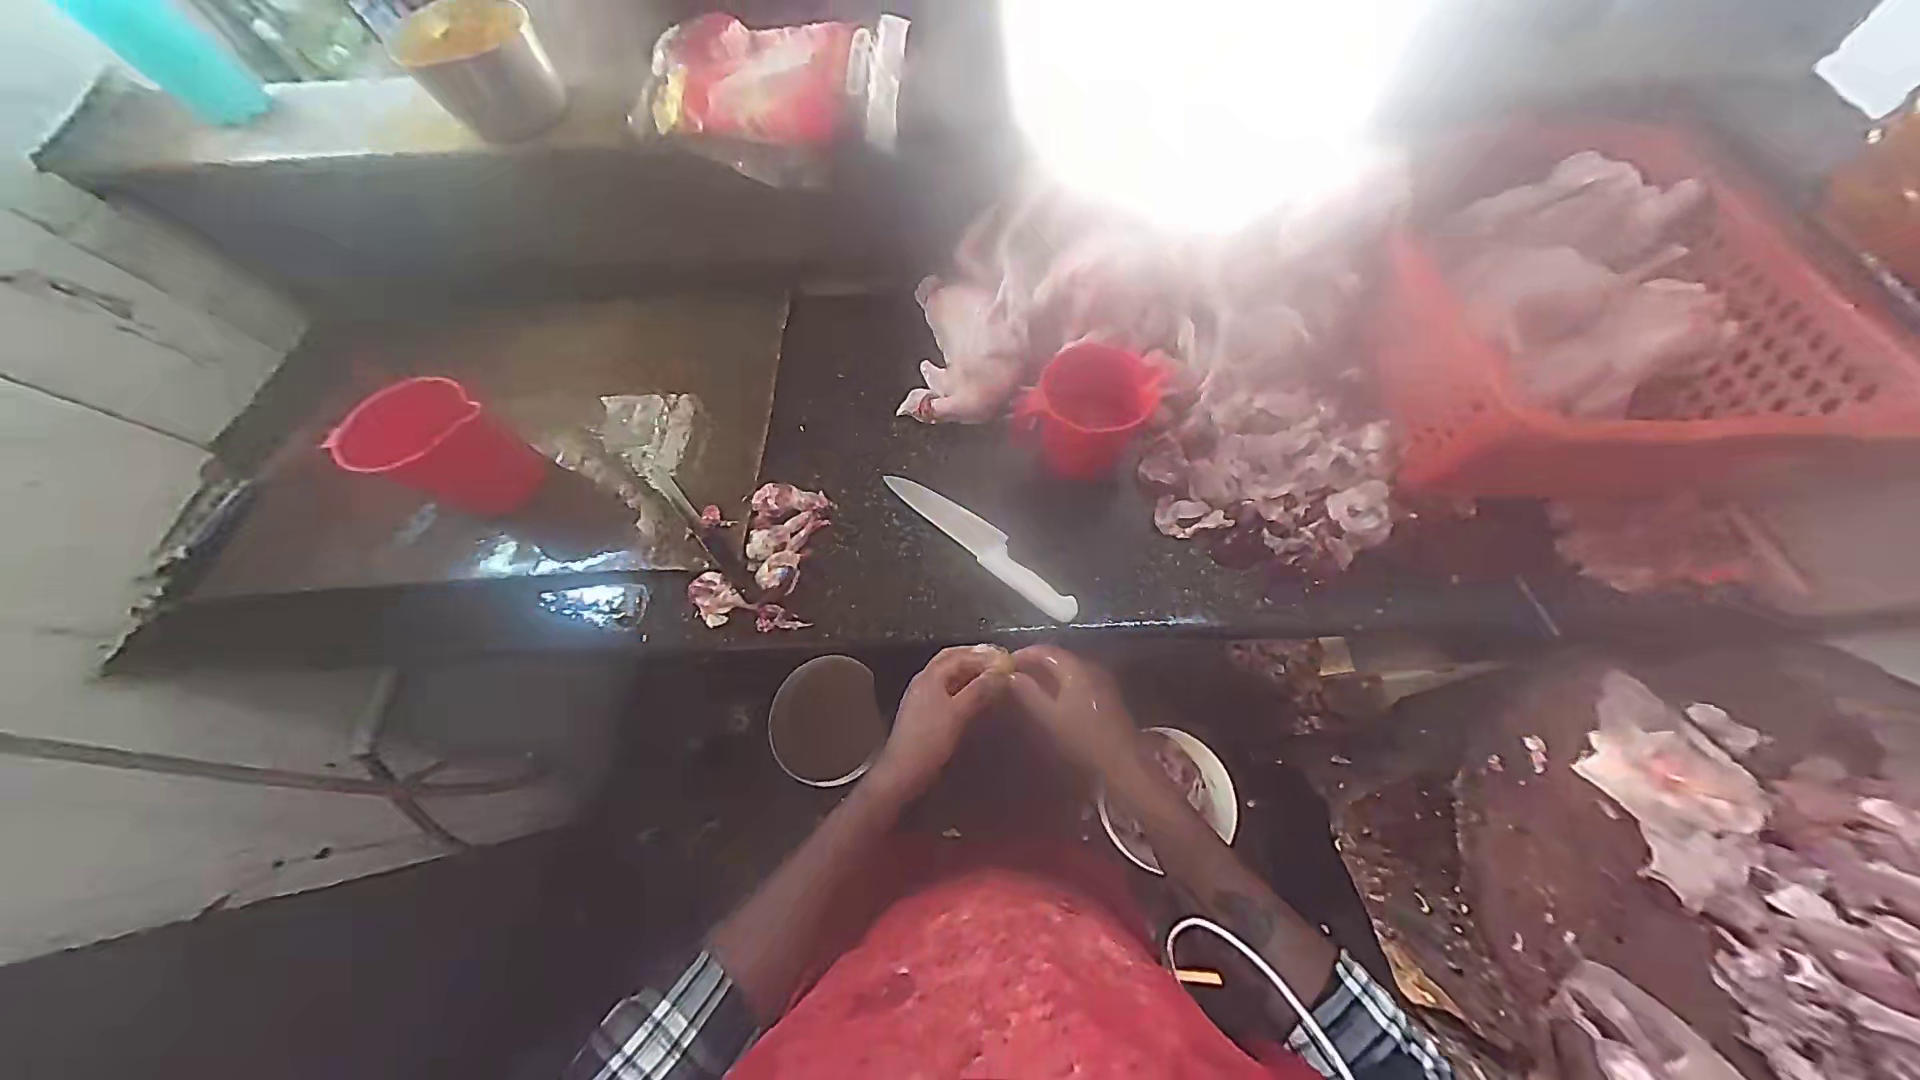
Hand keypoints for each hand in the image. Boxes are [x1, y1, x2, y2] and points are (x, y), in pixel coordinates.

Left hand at [869, 645, 1009, 797]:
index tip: (1007, 659)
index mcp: (930, 677)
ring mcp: (922, 697)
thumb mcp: (958, 714)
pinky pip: (948, 690)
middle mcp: (924, 682)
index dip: (984, 655)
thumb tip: (1001, 672)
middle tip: (999, 662)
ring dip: (970, 672)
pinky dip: (964, 686)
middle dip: (975, 657)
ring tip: (992, 677)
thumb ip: (979, 691)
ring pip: (949, 675)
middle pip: (951, 660)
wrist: (902, 774)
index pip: (959, 656)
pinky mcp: (924, 713)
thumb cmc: (929, 742)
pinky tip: (977, 697)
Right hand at [1007, 645, 1138, 776]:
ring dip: (1049, 672)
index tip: (1007, 662)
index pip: (1046, 651)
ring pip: (1069, 667)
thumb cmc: (1083, 738)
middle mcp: (1091, 667)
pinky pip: (1079, 678)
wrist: (1122, 760)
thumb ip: (1028, 693)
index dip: (1024, 654)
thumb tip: (1011, 676)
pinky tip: (1052, 695)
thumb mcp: (1049, 717)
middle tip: (1015, 672)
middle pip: (1058, 657)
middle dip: (1035, 662)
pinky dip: (1062, 681)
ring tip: (1029, 683)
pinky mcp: (1106, 693)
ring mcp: (1101, 679)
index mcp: (1076, 669)